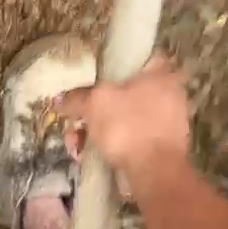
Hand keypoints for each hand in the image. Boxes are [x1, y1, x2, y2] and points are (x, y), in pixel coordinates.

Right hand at [54, 57, 191, 179]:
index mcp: (160, 75)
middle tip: (75, 118)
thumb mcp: (94, 103)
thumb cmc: (128, 125)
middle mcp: (167, 95)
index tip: (95, 76)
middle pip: (123, 93)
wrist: (153, 170)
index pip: (141, 58)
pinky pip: (127, 138)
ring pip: (121, 118)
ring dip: (94, 130)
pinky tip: (85, 155)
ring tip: (74, 144)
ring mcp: (164, 123)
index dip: (116, 64)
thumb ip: (76, 97)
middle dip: (94, 108)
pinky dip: (106, 144)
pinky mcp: (157, 147)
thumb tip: (60, 99)